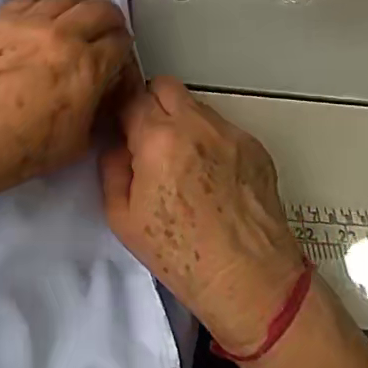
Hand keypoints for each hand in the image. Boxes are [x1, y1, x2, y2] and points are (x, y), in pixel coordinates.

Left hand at [0, 0, 133, 219]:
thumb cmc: (13, 148)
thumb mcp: (73, 145)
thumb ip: (96, 113)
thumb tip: (101, 96)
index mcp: (86, 66)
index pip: (122, 44)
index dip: (124, 59)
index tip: (117, 71)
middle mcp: (60, 34)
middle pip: (101, 10)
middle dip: (110, 26)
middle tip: (104, 43)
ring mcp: (25, 21)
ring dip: (78, 12)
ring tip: (72, 31)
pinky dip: (44, 7)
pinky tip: (39, 25)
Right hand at [100, 77, 305, 356]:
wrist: (252, 282)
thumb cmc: (178, 252)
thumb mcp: (121, 215)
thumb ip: (112, 167)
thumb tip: (117, 145)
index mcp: (157, 138)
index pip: (128, 96)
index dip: (118, 111)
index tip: (117, 130)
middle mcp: (197, 125)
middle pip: (163, 85)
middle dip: (149, 103)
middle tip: (144, 137)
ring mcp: (231, 134)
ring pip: (194, 104)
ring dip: (179, 119)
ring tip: (178, 160)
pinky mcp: (256, 148)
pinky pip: (220, 127)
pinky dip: (207, 138)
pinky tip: (207, 174)